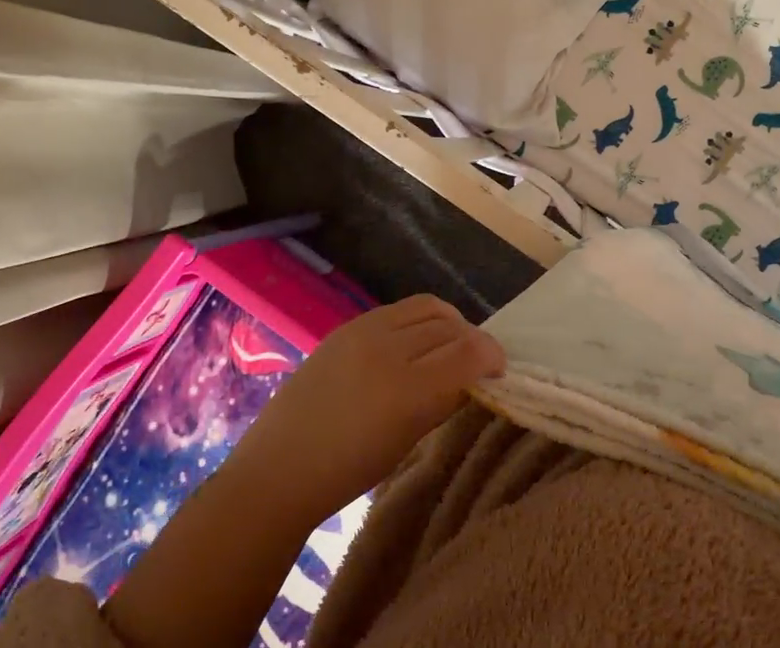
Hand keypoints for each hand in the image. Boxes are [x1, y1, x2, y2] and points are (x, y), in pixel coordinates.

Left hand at [223, 295, 505, 526]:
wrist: (280, 467)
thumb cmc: (348, 471)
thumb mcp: (408, 441)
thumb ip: (443, 401)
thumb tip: (471, 377)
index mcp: (408, 390)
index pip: (470, 352)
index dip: (494, 357)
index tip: (498, 372)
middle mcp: (389, 350)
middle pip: (452, 327)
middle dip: (474, 341)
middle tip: (477, 363)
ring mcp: (365, 332)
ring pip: (429, 308)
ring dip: (449, 324)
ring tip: (449, 346)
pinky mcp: (347, 326)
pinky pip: (398, 310)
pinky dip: (420, 320)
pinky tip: (417, 342)